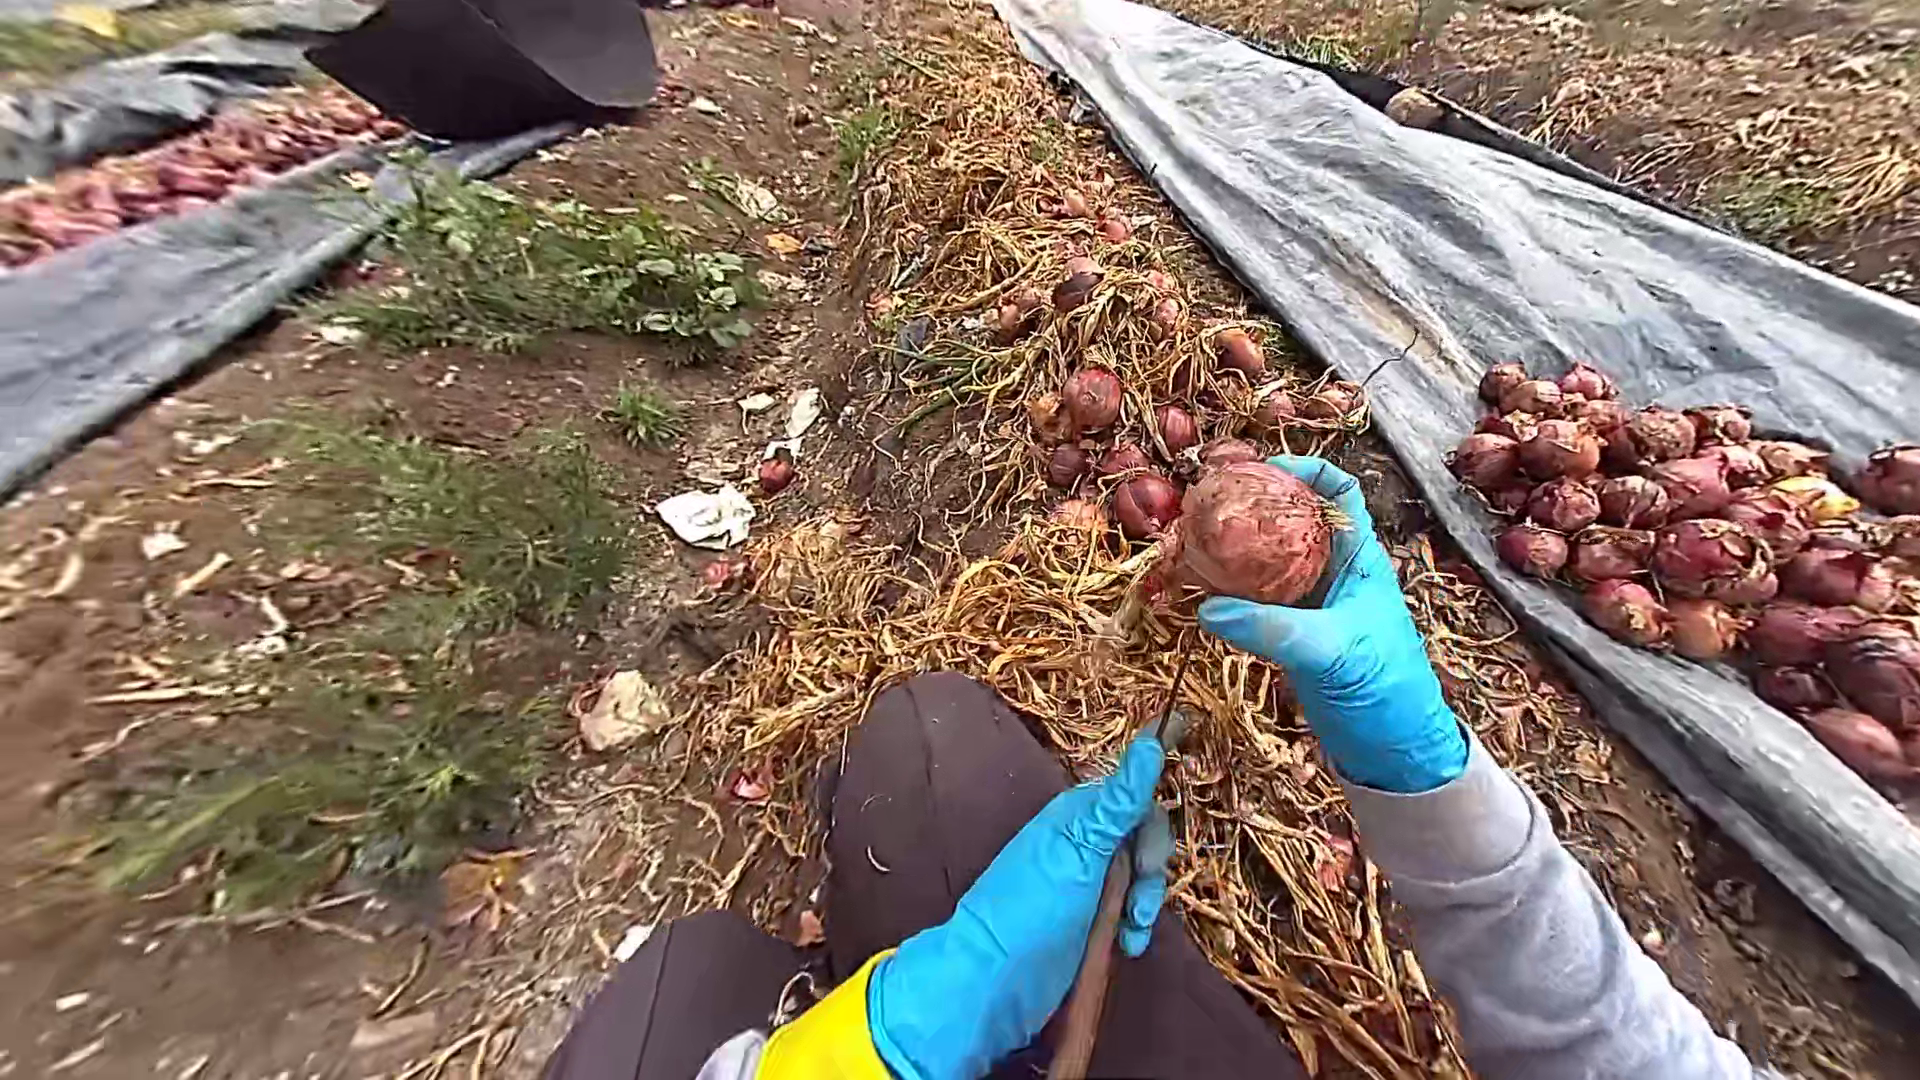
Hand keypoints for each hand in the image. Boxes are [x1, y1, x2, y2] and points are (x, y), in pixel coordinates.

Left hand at [867, 736, 1170, 1079]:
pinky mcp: (1092, 912)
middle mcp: (1086, 837)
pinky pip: (1131, 906)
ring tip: (1131, 925)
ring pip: (1141, 874)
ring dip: (1146, 899)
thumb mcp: (1083, 846)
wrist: (997, 973)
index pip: (1135, 796)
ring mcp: (1089, 876)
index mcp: (1080, 811)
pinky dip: (1136, 923)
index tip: (1152, 844)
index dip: (1152, 815)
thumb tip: (1150, 741)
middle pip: (1144, 836)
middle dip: (1152, 864)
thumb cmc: (1037, 900)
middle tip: (1139, 889)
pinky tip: (1126, 943)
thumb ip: (1121, 799)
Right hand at [1198, 456, 1465, 793]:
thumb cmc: (1383, 690)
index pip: (1338, 494)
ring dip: (1225, 548)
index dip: (1305, 471)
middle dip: (1247, 506)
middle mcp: (1327, 572)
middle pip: (1286, 520)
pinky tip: (1191, 587)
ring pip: (1259, 558)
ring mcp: (1302, 601)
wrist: (1390, 750)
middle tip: (1203, 506)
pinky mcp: (1282, 628)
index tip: (1259, 469)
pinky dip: (1218, 588)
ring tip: (1185, 542)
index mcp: (1356, 561)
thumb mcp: (1332, 652)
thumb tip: (1207, 607)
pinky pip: (1245, 595)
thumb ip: (1272, 628)